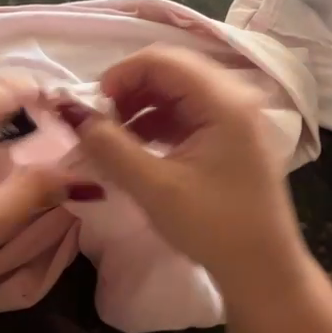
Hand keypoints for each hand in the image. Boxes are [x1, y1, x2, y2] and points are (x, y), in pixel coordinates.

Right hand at [51, 46, 311, 298]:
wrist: (263, 272)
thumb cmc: (213, 228)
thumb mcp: (153, 187)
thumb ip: (108, 145)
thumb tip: (68, 112)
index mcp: (224, 102)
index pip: (162, 60)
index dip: (120, 75)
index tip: (92, 107)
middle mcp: (234, 98)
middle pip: (170, 70)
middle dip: (128, 90)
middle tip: (100, 122)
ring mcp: (234, 117)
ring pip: (175, 90)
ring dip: (139, 106)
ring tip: (114, 138)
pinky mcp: (229, 135)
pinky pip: (184, 110)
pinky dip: (155, 121)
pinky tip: (137, 148)